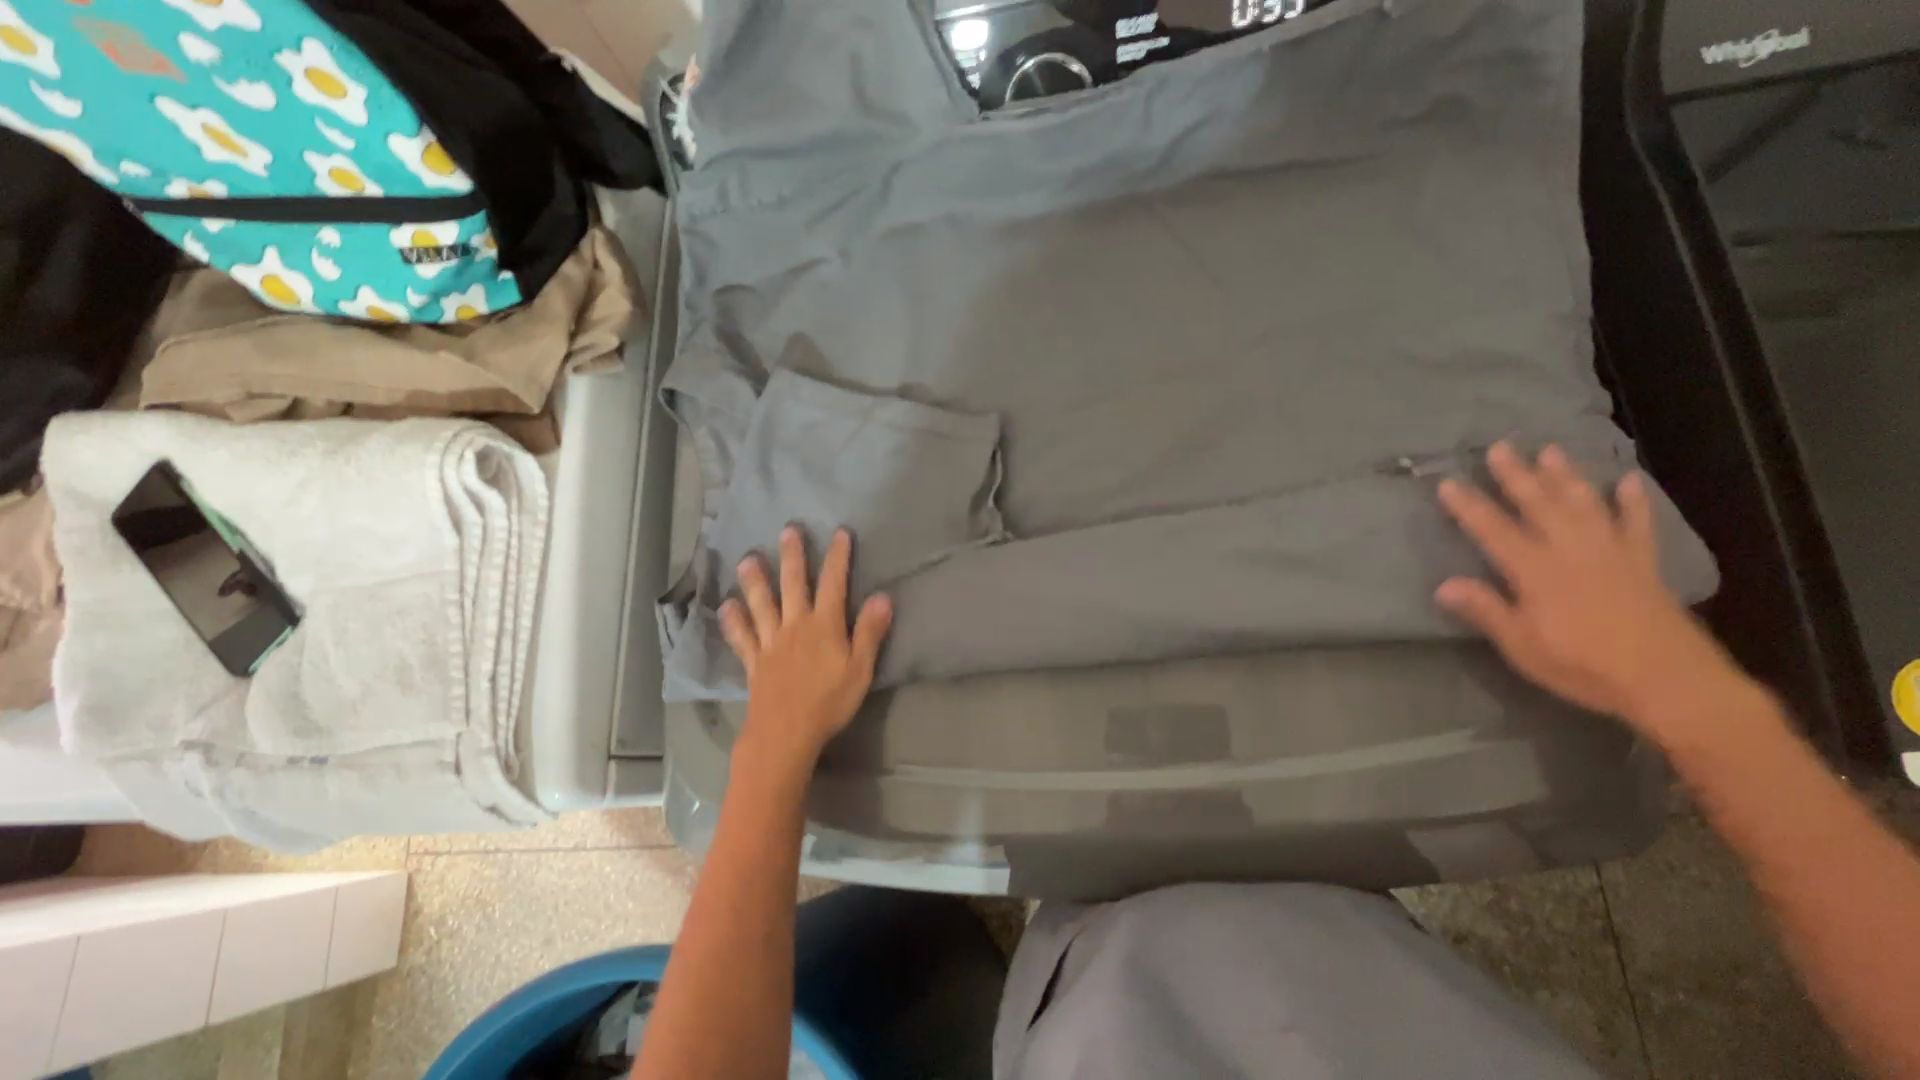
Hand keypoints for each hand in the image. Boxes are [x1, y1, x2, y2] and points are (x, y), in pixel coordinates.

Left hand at [720, 526, 893, 767]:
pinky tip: (726, 607)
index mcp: (825, 625)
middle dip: (793, 556)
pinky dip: (733, 621)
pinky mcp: (754, 660)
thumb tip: (883, 596)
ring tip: (747, 559)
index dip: (838, 557)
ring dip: (755, 580)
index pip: (834, 583)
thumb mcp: (861, 670)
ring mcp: (771, 642)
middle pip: (794, 584)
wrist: (785, 733)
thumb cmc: (829, 703)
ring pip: (761, 603)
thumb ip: (870, 633)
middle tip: (788, 529)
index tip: (839, 533)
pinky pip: (742, 636)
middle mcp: (795, 625)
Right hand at [1435, 442, 1745, 730]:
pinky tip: (1628, 481)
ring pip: (1583, 505)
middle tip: (1500, 447)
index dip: (1470, 506)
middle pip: (1539, 505)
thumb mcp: (1523, 647)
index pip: (1494, 531)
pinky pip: (1637, 524)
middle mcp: (1572, 551)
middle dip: (1517, 476)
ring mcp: (1611, 554)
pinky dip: (1633, 502)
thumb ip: (1486, 611)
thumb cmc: (1584, 668)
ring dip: (1565, 477)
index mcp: (1536, 572)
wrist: (1668, 681)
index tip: (1449, 482)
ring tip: (1551, 450)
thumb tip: (1444, 585)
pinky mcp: (1643, 564)